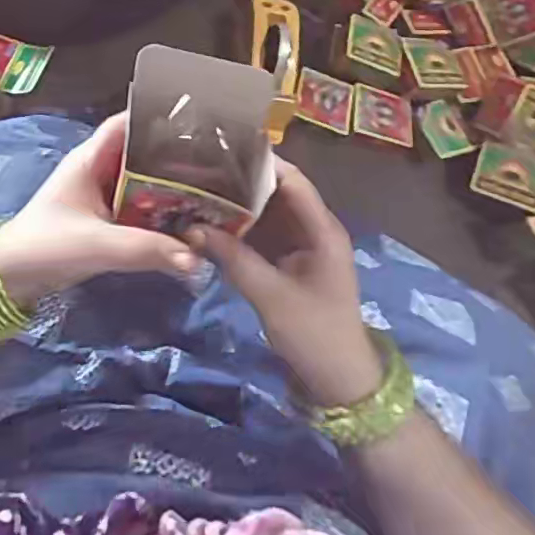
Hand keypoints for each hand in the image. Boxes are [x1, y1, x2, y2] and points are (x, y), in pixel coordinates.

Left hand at [0, 113, 201, 304]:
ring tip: (209, 188)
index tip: (195, 123)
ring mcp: (100, 195)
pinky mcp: (103, 219)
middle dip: (173, 157)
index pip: (127, 124)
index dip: (157, 118)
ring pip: (142, 181)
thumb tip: (197, 260)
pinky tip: (185, 217)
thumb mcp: (98, 244)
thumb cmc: (47, 245)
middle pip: (141, 152)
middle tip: (215, 162)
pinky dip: (158, 209)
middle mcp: (97, 170)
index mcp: (90, 159)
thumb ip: (147, 249)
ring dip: (168, 186)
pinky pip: (138, 206)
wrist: (10, 278)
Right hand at [186, 160, 383, 406]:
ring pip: (267, 213)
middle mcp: (313, 229)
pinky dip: (240, 228)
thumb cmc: (315, 334)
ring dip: (238, 204)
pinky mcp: (290, 262)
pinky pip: (263, 235)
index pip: (292, 181)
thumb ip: (234, 258)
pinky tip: (211, 223)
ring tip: (200, 189)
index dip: (261, 163)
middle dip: (242, 181)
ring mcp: (301, 246)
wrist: (341, 382)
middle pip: (277, 192)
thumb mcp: (271, 295)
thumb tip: (192, 228)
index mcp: (322, 230)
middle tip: (201, 170)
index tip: (223, 151)